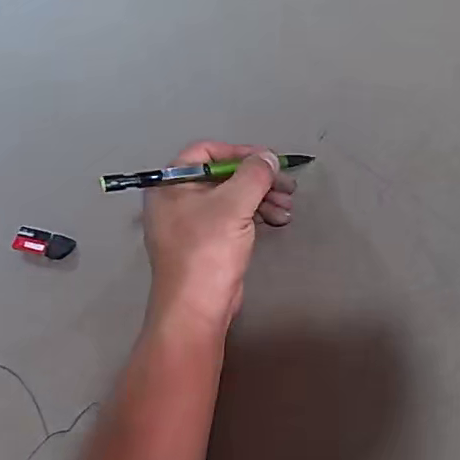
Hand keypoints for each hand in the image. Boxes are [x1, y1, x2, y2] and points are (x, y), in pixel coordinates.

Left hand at [141, 141, 295, 329]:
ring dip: (262, 198)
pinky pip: (233, 219)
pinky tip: (279, 220)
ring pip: (232, 198)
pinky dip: (256, 216)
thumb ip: (254, 174)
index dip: (239, 152)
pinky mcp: (207, 244)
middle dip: (257, 179)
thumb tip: (268, 158)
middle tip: (287, 186)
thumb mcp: (234, 205)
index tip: (268, 161)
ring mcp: (192, 224)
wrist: (196, 308)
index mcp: (172, 184)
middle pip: (223, 176)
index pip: (206, 152)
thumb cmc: (207, 250)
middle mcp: (177, 200)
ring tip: (288, 207)